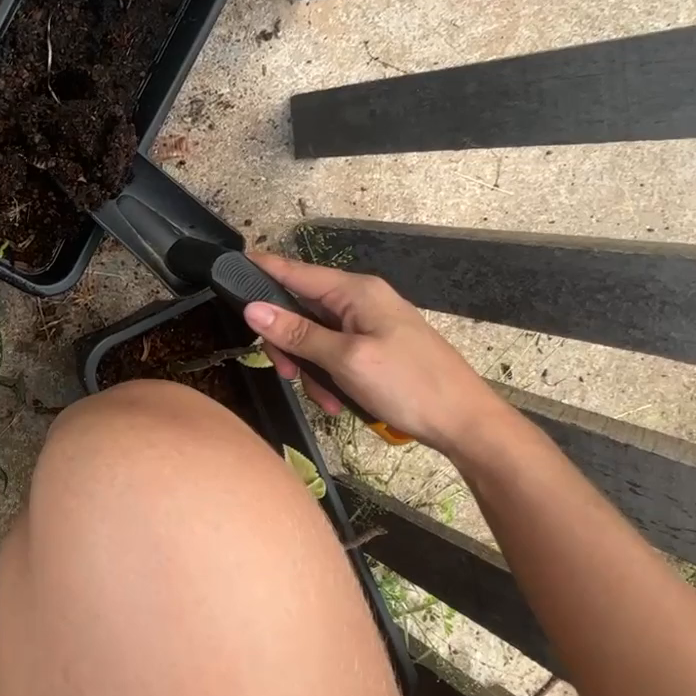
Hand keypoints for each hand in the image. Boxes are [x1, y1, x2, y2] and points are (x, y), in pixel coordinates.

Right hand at [241, 252, 510, 455]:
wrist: (470, 426)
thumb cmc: (411, 386)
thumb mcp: (346, 360)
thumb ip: (297, 333)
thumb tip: (252, 308)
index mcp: (355, 292)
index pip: (292, 270)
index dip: (258, 269)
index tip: (225, 271)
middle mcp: (359, 300)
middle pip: (297, 308)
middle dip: (287, 342)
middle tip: (288, 373)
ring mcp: (367, 324)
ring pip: (312, 336)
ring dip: (309, 367)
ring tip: (324, 398)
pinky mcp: (373, 347)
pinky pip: (332, 353)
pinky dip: (328, 376)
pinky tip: (338, 401)